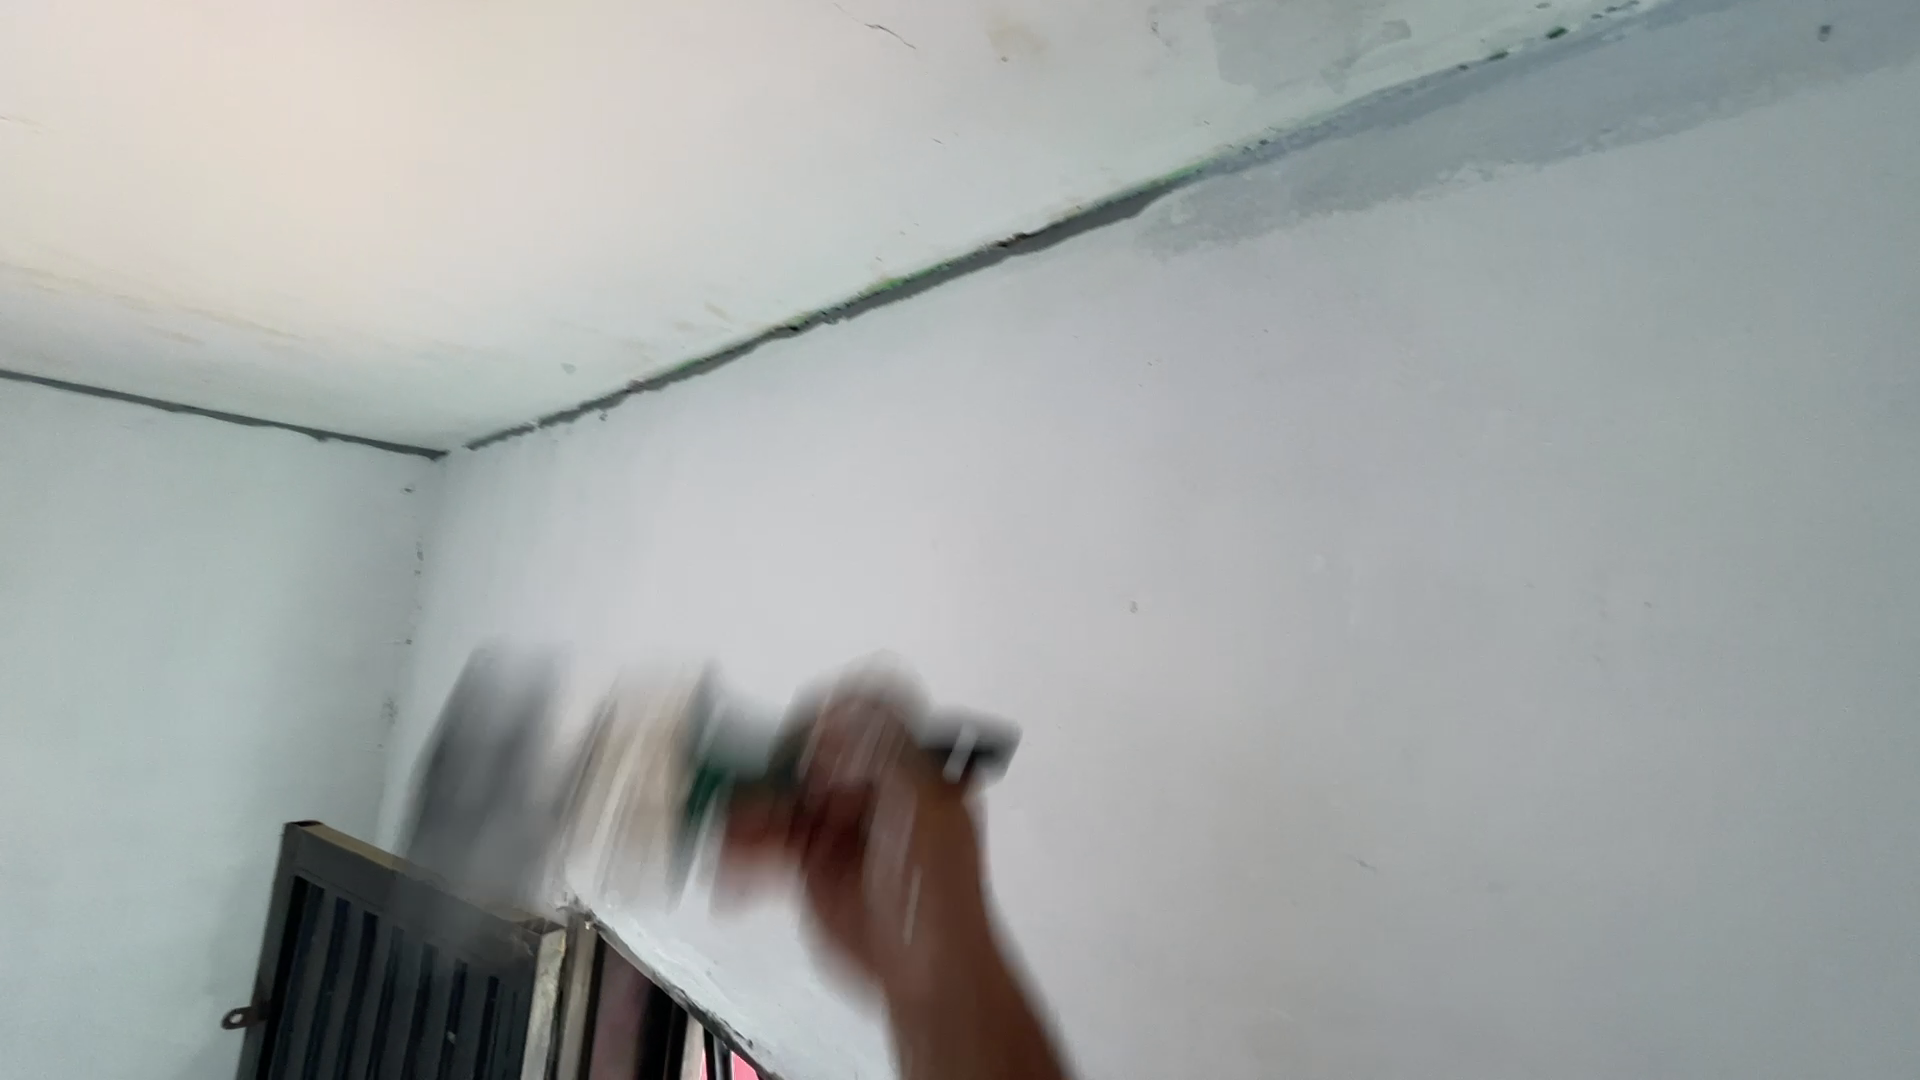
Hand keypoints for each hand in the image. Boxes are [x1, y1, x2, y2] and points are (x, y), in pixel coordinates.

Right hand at [719, 672, 994, 1005]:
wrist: (928, 974)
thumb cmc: (942, 893)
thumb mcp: (925, 810)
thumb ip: (887, 757)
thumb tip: (841, 723)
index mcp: (908, 761)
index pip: (869, 708)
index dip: (835, 711)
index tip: (807, 735)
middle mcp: (870, 781)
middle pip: (810, 749)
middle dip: (774, 765)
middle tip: (747, 780)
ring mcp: (837, 818)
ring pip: (779, 793)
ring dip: (748, 809)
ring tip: (730, 836)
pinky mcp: (809, 856)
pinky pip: (765, 839)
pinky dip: (742, 849)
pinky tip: (734, 869)